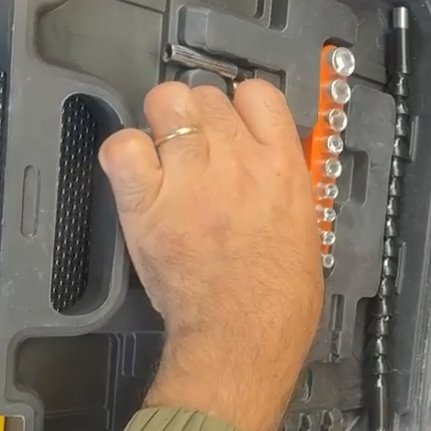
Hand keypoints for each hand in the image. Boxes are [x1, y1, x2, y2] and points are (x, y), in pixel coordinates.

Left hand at [97, 80, 321, 430]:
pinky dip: (127, 154)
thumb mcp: (308, 229)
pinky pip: (122, 145)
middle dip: (202, 117)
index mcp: (283, 167)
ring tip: (168, 156)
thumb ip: (286, 187)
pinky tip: (140, 176)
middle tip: (200, 150)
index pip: (259, 93)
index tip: (238, 125)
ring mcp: (189, 177)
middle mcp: (237, 160)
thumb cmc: (282, 298)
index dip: (243, 105)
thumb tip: (270, 168)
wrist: (243, 337)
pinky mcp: (146, 202)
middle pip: (207, 94)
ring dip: (165, 123)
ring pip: (165, 103)